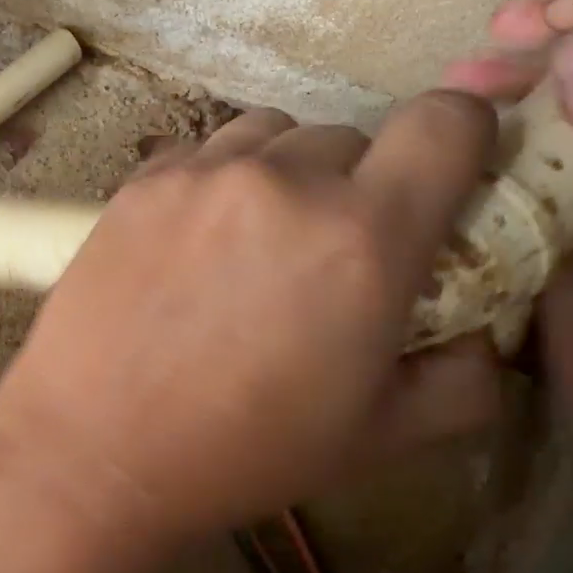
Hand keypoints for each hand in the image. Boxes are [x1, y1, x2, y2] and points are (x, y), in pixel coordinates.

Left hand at [0, 92, 505, 537]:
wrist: (95, 448)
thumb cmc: (243, 452)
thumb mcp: (385, 436)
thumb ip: (466, 374)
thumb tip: (477, 328)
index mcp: (364, 234)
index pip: (447, 120)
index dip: (461, 141)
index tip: (443, 183)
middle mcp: (283, 181)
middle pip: (353, 136)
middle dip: (359, 185)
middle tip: (325, 255)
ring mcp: (200, 174)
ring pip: (274, 135)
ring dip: (285, 174)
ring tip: (255, 244)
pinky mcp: (138, 183)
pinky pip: (202, 154)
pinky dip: (217, 181)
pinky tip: (192, 245)